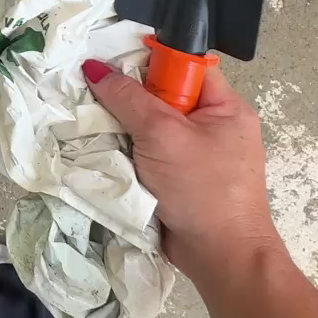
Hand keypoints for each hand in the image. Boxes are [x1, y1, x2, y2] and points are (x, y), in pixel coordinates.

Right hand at [82, 59, 282, 278]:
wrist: (221, 259)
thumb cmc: (202, 189)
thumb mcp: (162, 133)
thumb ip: (126, 96)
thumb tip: (93, 67)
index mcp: (225, 107)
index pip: (184, 64)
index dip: (149, 58)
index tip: (112, 60)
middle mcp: (212, 124)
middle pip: (161, 90)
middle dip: (128, 91)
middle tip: (94, 87)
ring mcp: (195, 150)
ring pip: (148, 119)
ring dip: (121, 120)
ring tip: (92, 115)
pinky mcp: (178, 173)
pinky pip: (146, 145)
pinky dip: (125, 143)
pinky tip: (104, 141)